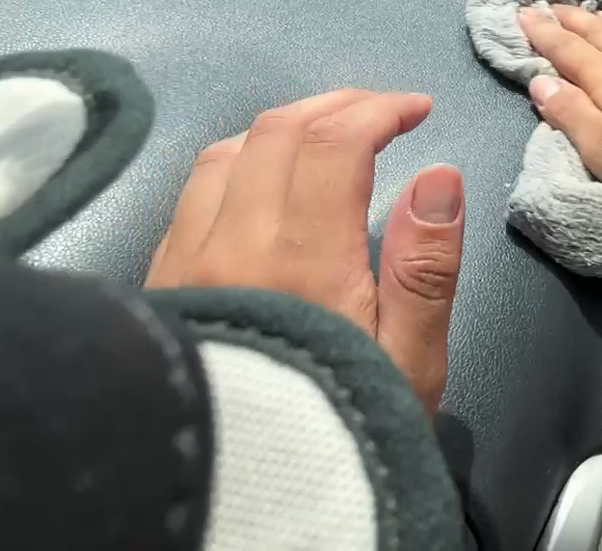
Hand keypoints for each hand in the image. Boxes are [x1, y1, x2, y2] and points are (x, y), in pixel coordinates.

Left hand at [146, 89, 464, 409]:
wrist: (239, 497)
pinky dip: (249, 156)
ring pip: (229, 151)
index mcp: (302, 258)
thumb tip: (440, 174)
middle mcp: (232, 243)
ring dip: (291, 124)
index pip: (333, 142)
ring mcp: (184, 259)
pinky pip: (198, 189)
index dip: (380, 108)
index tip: (419, 110)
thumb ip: (426, 265)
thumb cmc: (342, 414)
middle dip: (341, 103)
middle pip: (278, 131)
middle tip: (388, 111)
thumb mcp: (411, 356)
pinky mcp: (161, 279)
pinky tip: (277, 176)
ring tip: (337, 133)